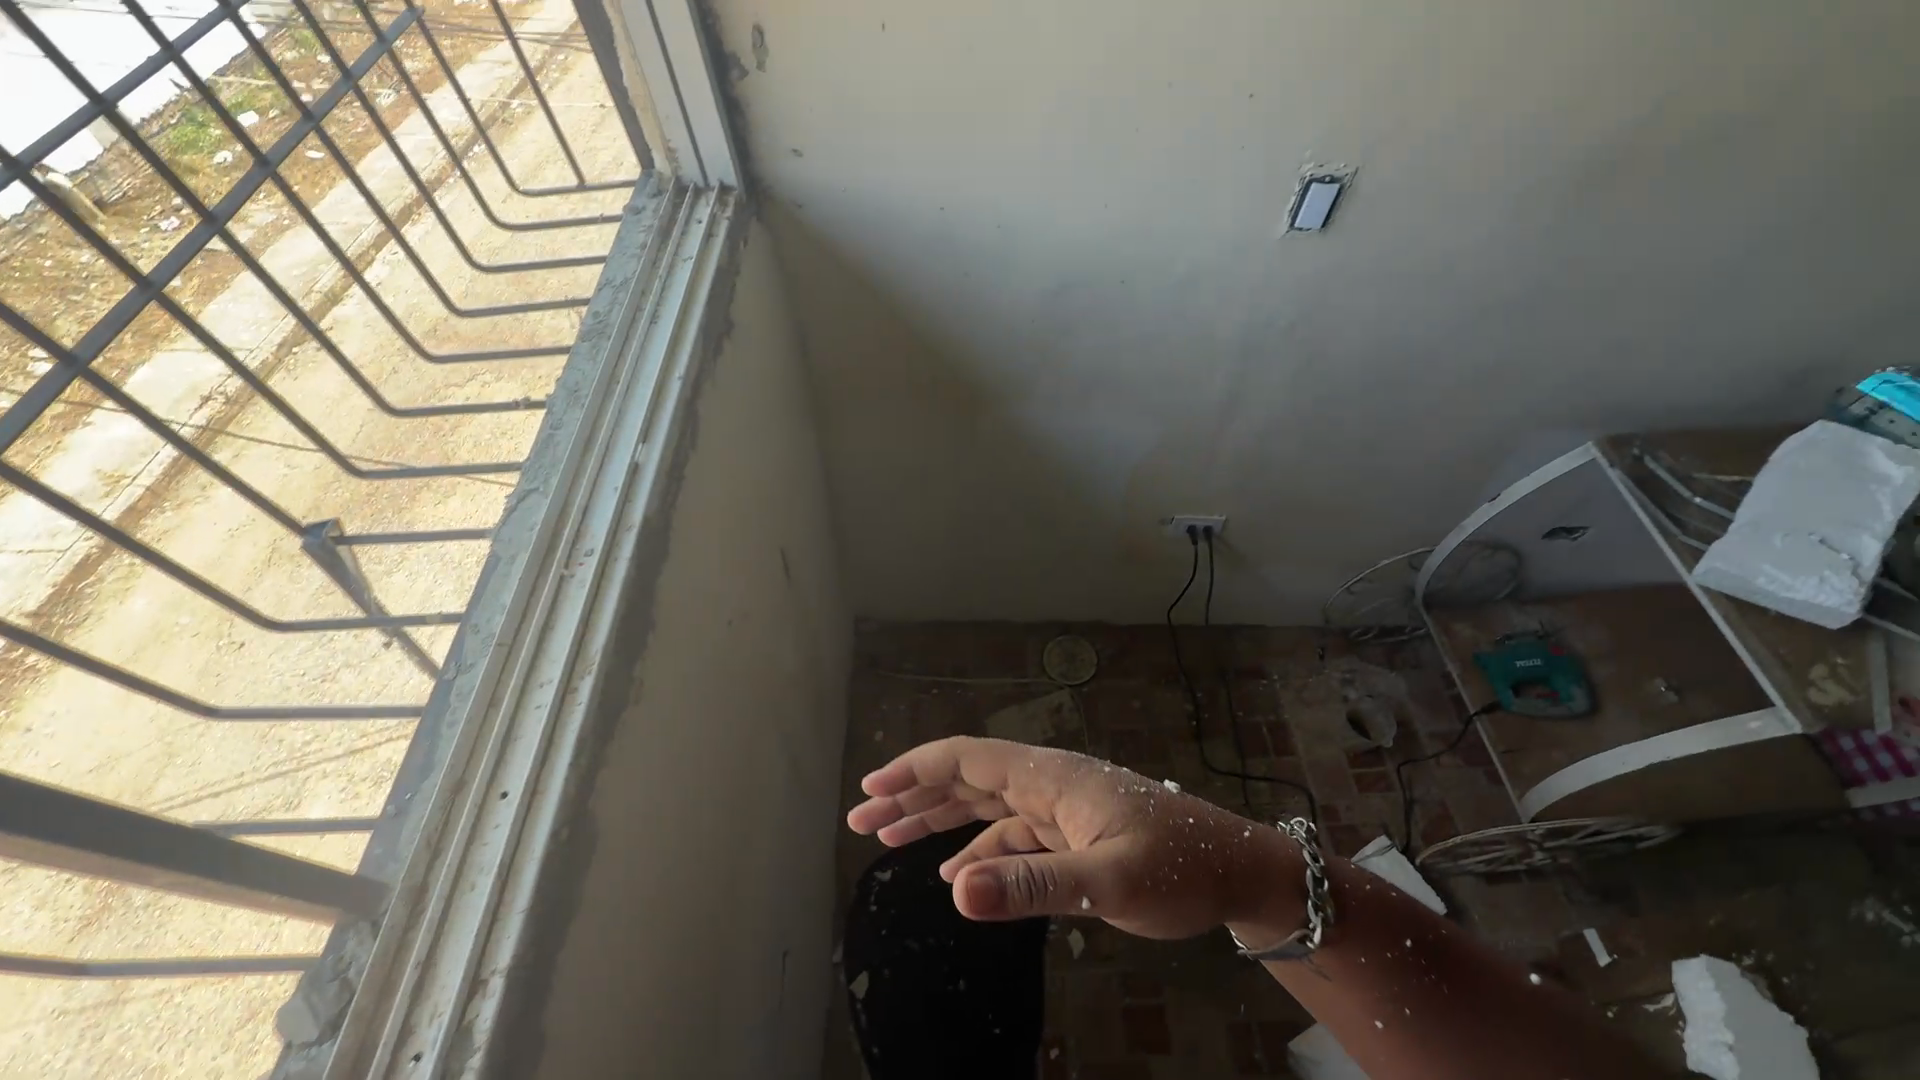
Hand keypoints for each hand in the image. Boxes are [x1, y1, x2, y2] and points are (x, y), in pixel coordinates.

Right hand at [845, 736, 1303, 939]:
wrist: (1239, 874)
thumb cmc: (1180, 867)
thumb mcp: (1110, 881)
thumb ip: (1035, 885)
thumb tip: (955, 893)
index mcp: (1051, 777)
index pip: (968, 760)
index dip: (916, 770)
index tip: (871, 788)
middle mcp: (1048, 784)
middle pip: (966, 779)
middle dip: (912, 794)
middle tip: (860, 817)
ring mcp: (1060, 810)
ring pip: (983, 807)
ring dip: (936, 820)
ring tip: (886, 837)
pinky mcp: (1072, 835)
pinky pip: (1010, 838)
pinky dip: (977, 852)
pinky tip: (955, 875)